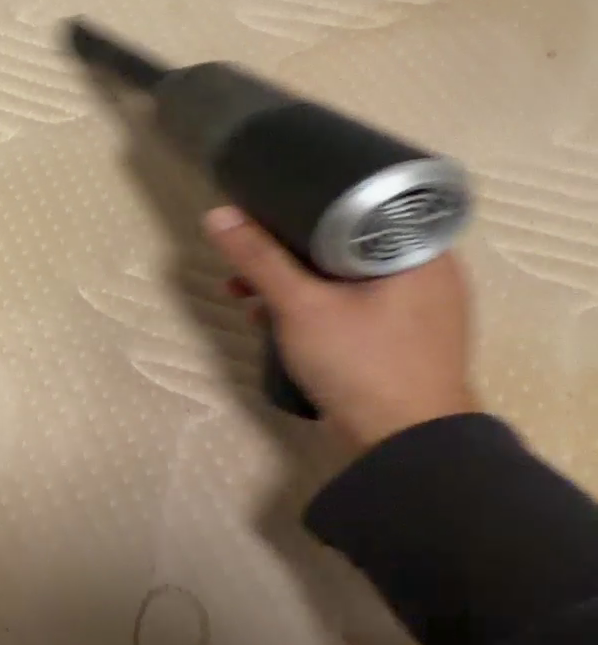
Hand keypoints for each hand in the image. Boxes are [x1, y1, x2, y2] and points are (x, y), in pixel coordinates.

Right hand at [204, 206, 478, 447]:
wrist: (402, 439)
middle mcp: (426, 274)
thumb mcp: (299, 305)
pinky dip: (308, 304)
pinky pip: (346, 302)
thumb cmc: (362, 361)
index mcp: (420, 254)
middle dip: (285, 252)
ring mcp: (415, 308)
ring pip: (339, 276)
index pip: (361, 207)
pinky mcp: (397, 335)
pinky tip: (272, 318)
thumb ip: (259, 259)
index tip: (263, 212)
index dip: (307, 205)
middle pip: (342, 243)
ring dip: (290, 281)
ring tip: (246, 293)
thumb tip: (219, 214)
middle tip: (244, 260)